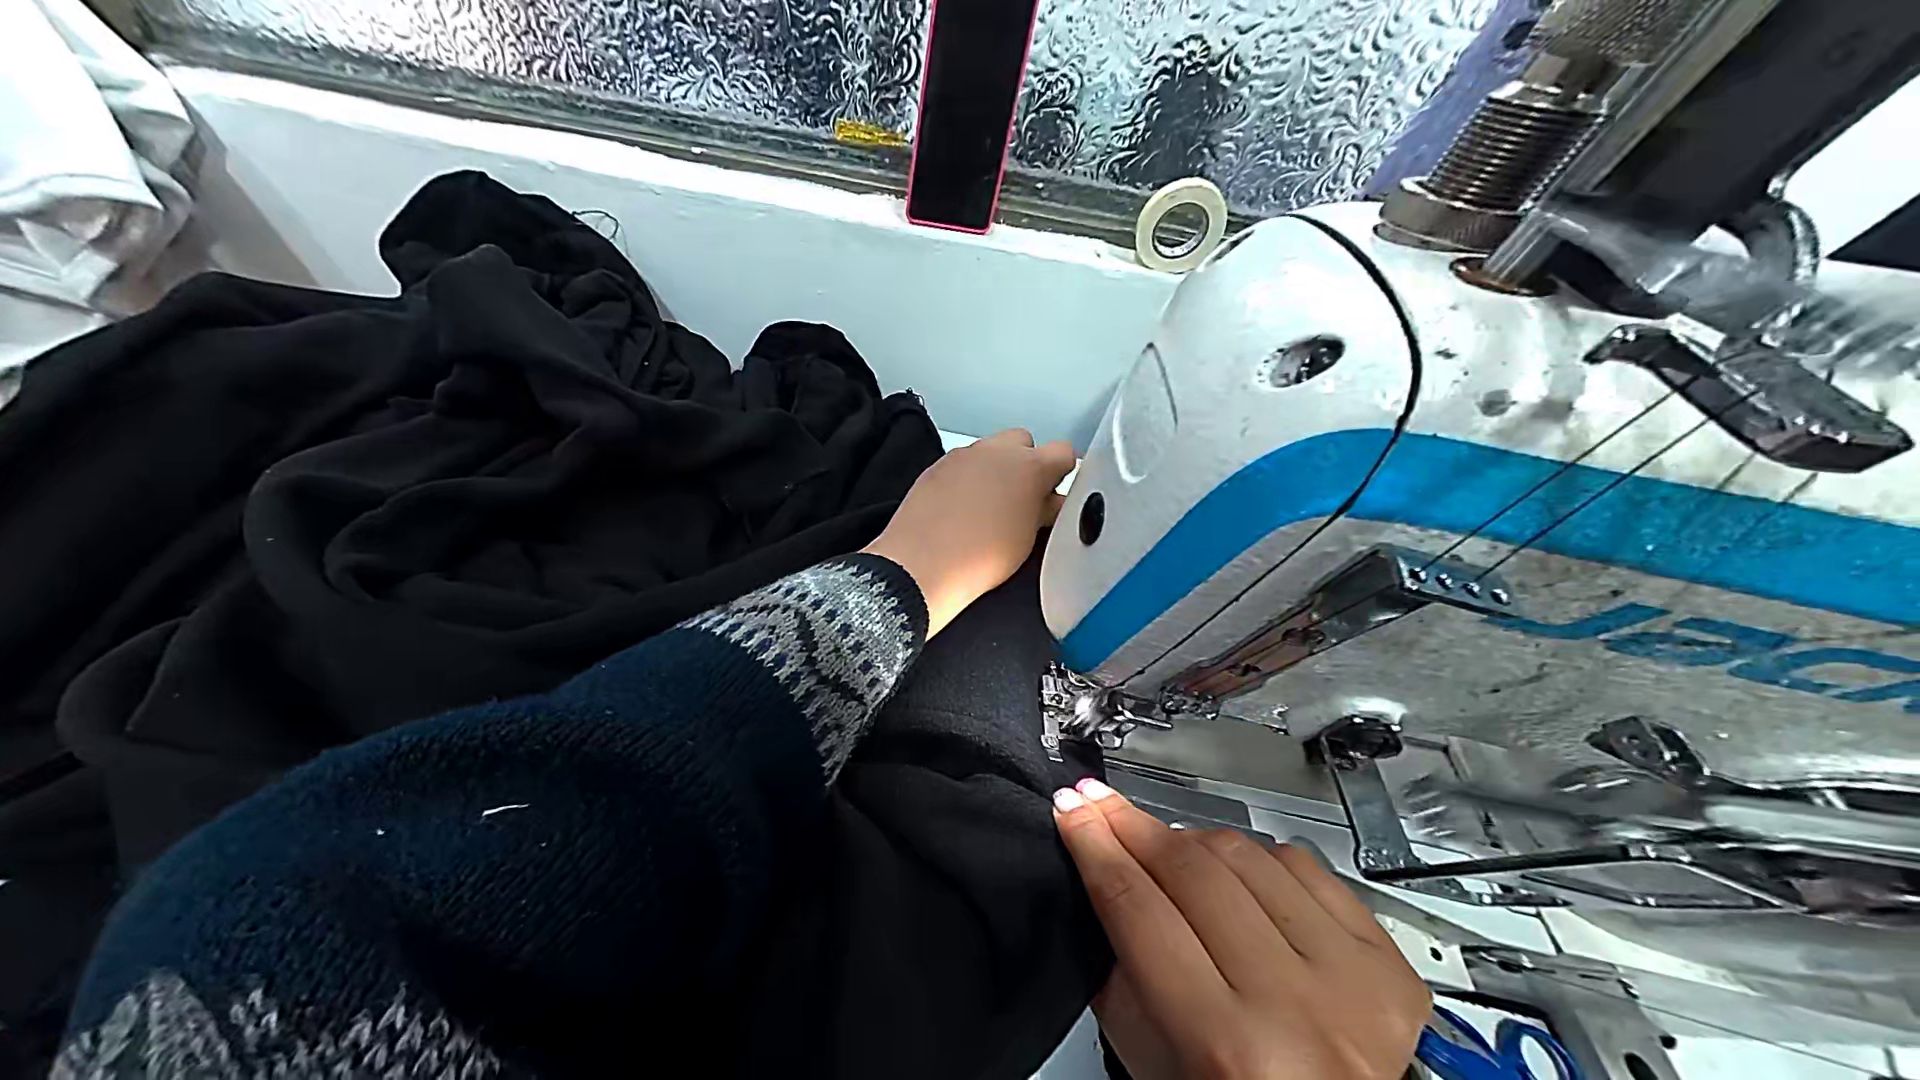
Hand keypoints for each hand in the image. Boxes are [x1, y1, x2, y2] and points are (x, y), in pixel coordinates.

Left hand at [863, 428, 1073, 636]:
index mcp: (1028, 466)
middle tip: (1023, 499)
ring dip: (996, 470)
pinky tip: (964, 509)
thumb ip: (1045, 511)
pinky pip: (963, 463)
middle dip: (1027, 465)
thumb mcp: (1029, 538)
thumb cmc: (977, 557)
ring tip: (991, 508)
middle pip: (1024, 443)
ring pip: (991, 450)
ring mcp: (963, 456)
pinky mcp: (937, 466)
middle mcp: (995, 451)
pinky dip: (969, 478)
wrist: (923, 565)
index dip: (1062, 473)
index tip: (1055, 491)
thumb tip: (1050, 504)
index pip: (1063, 452)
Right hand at [1053, 778, 1430, 1079]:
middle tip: (1100, 801)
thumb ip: (1121, 967)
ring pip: (1243, 855)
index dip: (1094, 845)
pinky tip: (1233, 865)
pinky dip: (1256, 855)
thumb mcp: (1153, 1064)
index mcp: (1229, 1050)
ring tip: (1163, 845)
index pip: (1139, 908)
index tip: (1073, 809)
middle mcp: (1296, 1010)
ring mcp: (1349, 979)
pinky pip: (1301, 865)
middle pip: (1189, 871)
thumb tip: (1101, 867)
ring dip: (1188, 838)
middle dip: (1131, 824)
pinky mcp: (1384, 960)